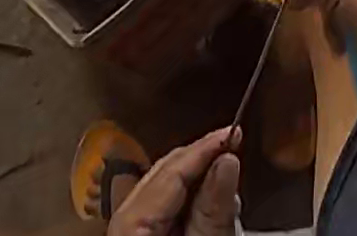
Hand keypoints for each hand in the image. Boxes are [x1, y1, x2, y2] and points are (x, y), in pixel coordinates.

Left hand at [107, 127, 239, 235]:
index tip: (234, 131)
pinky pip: (164, 208)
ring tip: (227, 172)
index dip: (206, 147)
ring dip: (198, 178)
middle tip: (234, 144)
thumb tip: (228, 159)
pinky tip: (208, 200)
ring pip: (167, 188)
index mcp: (129, 222)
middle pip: (167, 173)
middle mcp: (122, 221)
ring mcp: (128, 230)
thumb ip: (212, 211)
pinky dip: (189, 199)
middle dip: (202, 159)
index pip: (172, 168)